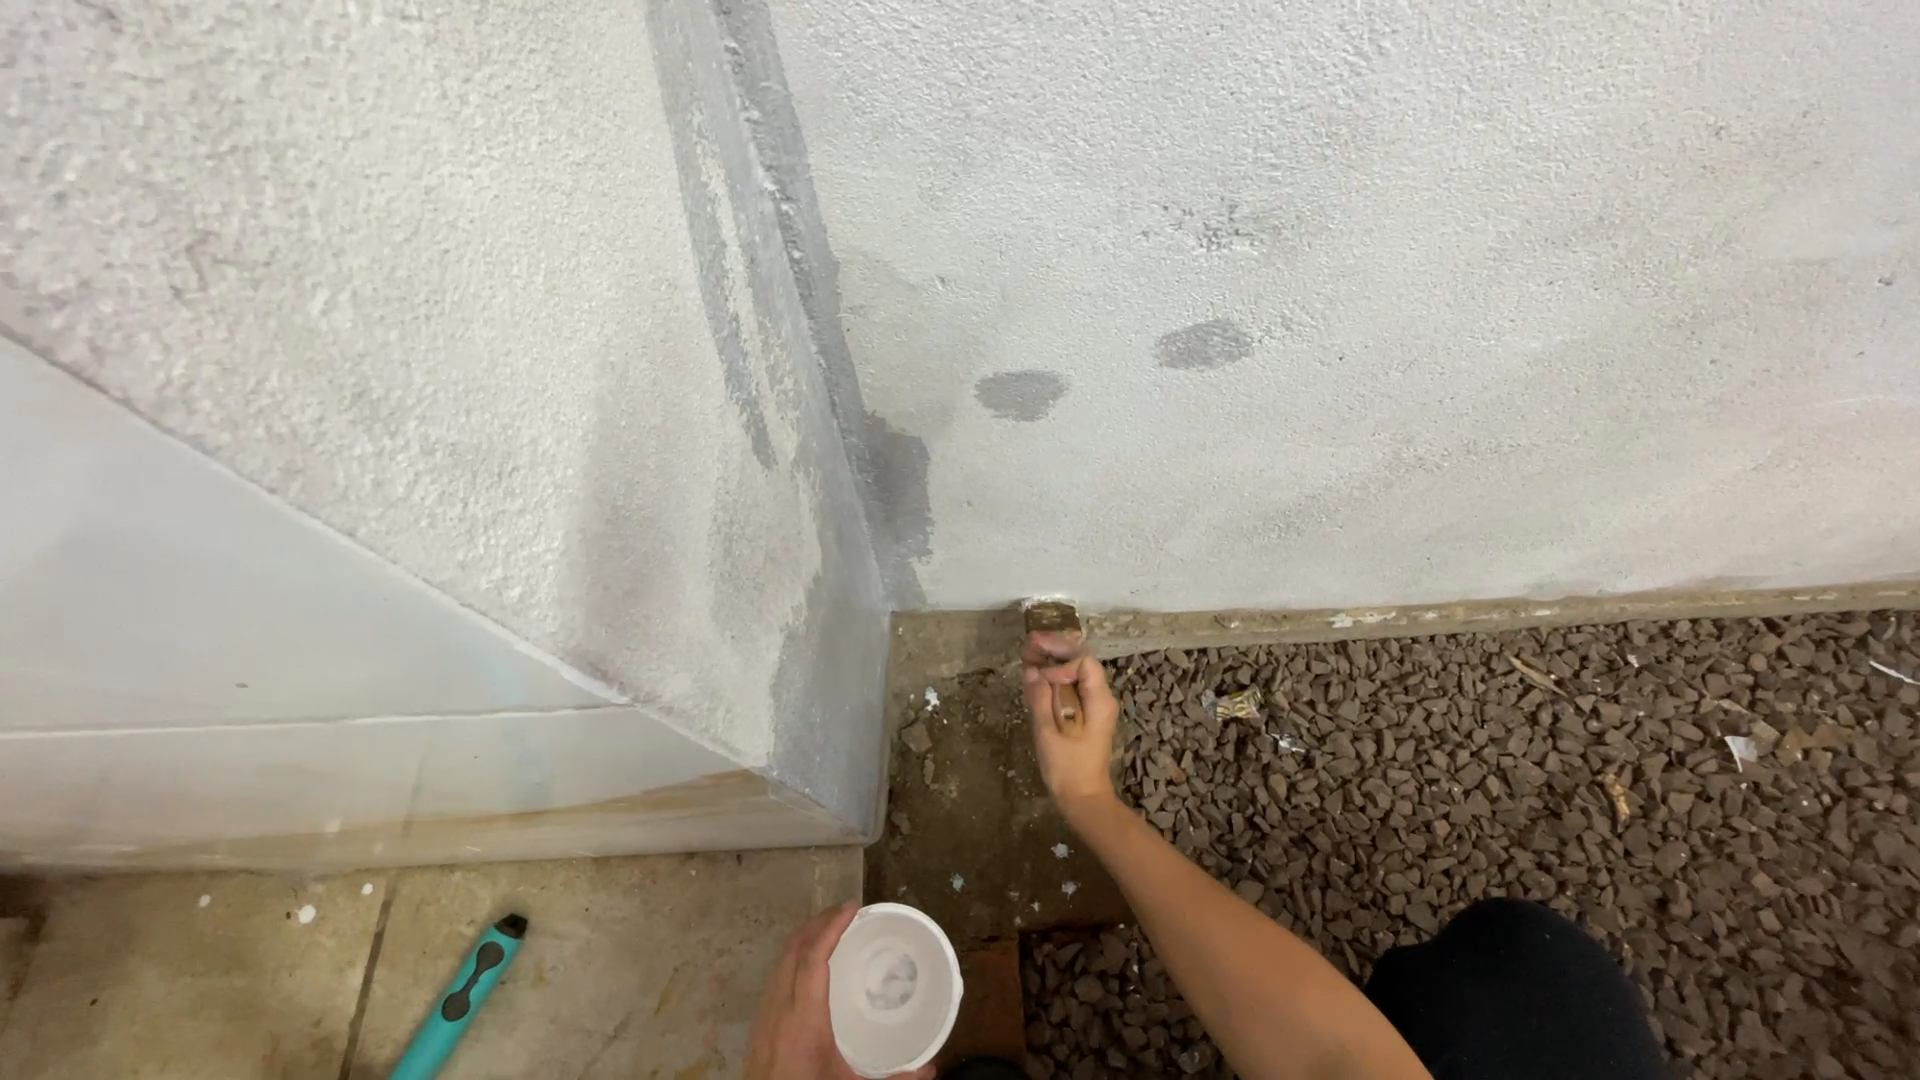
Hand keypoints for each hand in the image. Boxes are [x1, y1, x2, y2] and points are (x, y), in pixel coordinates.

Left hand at [744, 903, 934, 1079]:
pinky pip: (776, 975)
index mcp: (804, 1018)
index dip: (831, 927)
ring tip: (830, 929)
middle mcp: (780, 1008)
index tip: (852, 907)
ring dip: (805, 937)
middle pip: (794, 948)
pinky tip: (810, 966)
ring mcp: (765, 1014)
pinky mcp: (759, 1024)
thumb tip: (931, 1069)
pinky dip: (794, 957)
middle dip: (819, 922)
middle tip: (847, 912)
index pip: (813, 958)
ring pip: (781, 960)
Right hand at [1021, 638, 1120, 823]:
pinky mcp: (1084, 714)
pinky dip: (1052, 679)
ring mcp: (1093, 705)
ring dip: (1051, 662)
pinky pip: (1070, 687)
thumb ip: (1040, 700)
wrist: (1083, 800)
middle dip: (1055, 650)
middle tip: (1029, 644)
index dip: (1061, 663)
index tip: (1042, 676)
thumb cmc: (1067, 770)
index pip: (1084, 662)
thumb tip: (1032, 671)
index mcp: (1100, 701)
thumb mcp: (1048, 735)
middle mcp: (1100, 698)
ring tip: (1027, 655)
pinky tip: (1034, 678)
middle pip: (1080, 661)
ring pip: (1074, 672)